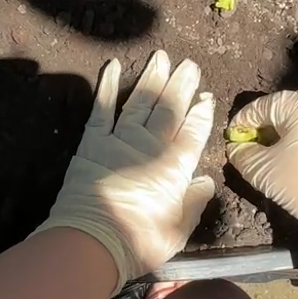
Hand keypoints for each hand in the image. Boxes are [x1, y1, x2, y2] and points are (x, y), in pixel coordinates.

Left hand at [35, 50, 215, 292]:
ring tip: (161, 56)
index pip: (193, 133)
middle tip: (189, 64)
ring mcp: (120, 140)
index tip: (206, 95)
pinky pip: (101, 108)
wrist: (92, 242)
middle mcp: (151, 147)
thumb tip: (205, 180)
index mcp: (175, 168)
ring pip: (140, 102)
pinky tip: (113, 66)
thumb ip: (194, 202)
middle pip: (169, 110)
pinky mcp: (92, 142)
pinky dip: (107, 86)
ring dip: (151, 78)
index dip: (201, 113)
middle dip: (180, 86)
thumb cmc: (140, 242)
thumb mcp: (179, 230)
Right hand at [227, 91, 297, 250]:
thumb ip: (243, 155)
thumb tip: (236, 147)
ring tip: (274, 159)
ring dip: (285, 137)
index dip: (241, 123)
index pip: (261, 107)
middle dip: (264, 130)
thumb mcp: (265, 172)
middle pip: (284, 112)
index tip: (231, 140)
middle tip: (251, 151)